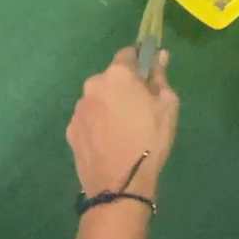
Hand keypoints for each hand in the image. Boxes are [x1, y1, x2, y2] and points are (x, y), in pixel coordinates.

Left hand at [66, 48, 179, 200]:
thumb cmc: (149, 140)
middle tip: (139, 107)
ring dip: (109, 105)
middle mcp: (93, 85)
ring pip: (98, 98)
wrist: (120, 185)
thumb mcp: (167, 106)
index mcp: (117, 74)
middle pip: (111, 78)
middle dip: (123, 86)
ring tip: (123, 128)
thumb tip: (159, 56)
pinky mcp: (71, 131)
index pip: (128, 53)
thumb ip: (160, 77)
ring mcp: (79, 109)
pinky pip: (89, 118)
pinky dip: (98, 123)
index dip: (139, 60)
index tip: (148, 73)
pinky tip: (109, 141)